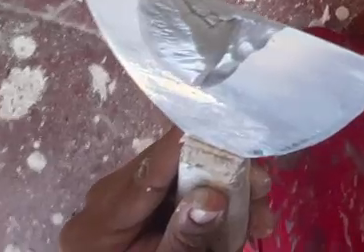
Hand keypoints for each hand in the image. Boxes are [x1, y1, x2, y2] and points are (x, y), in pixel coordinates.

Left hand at [60, 129, 272, 251]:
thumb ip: (185, 240)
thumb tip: (215, 195)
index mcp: (99, 221)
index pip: (151, 167)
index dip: (194, 142)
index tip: (235, 124)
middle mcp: (110, 199)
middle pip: (175, 167)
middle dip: (225, 173)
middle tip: (264, 189)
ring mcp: (127, 202)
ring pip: (187, 177)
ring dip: (227, 191)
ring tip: (261, 218)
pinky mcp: (144, 208)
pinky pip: (184, 192)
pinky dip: (215, 204)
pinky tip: (243, 223)